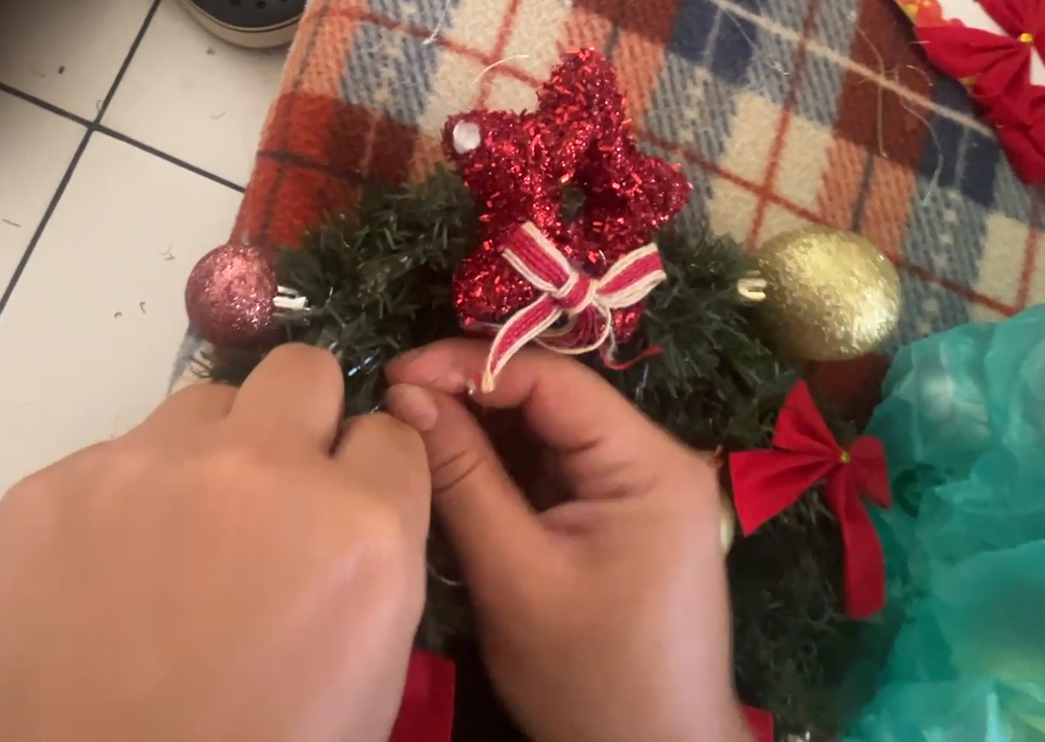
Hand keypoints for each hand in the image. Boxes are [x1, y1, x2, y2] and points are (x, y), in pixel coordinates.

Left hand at [0, 344, 430, 741]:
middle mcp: (258, 472)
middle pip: (301, 369)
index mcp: (358, 531)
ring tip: (177, 537)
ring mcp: (143, 467)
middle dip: (303, 417)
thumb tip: (347, 489)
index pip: (391, 431)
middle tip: (275, 484)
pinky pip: (113, 457)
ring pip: (203, 402)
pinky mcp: (49, 485)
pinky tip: (100, 577)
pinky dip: (122, 500)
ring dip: (210, 453)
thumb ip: (372, 557)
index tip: (349, 495)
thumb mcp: (367, 678)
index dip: (371, 469)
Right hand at [385, 341, 750, 741]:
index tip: (397, 372)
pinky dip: (493, 455)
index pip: (551, 380)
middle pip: (547, 395)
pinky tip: (449, 456)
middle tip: (395, 399)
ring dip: (475, 422)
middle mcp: (649, 456)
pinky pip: (544, 459)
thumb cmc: (589, 680)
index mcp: (647, 464)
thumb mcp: (513, 575)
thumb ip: (460, 474)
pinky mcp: (610, 506)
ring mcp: (632, 481)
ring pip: (541, 424)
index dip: (469, 364)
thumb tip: (402, 391)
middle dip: (468, 392)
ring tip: (411, 423)